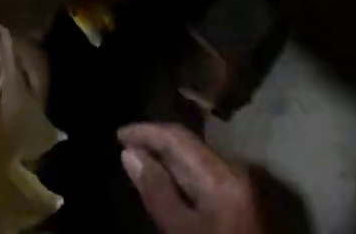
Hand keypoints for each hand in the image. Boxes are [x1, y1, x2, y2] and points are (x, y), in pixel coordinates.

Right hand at [119, 123, 261, 233]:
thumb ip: (157, 191)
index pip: (178, 137)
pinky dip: (179, 176)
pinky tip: (164, 182)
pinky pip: (202, 177)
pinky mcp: (236, 204)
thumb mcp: (181, 231)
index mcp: (221, 174)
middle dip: (156, 143)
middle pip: (188, 145)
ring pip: (195, 161)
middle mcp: (232, 171)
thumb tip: (130, 154)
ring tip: (139, 159)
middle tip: (125, 145)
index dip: (146, 132)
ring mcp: (237, 188)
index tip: (119, 135)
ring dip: (166, 158)